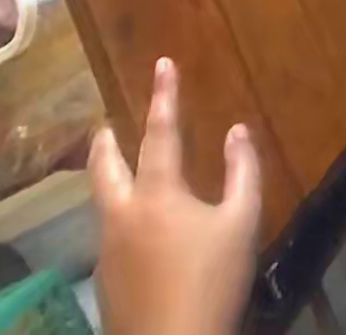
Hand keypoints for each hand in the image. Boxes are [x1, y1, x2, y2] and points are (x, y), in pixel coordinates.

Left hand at [90, 58, 262, 334]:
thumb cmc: (212, 278)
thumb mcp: (243, 219)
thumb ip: (243, 170)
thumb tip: (237, 131)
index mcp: (157, 195)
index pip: (160, 133)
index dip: (164, 95)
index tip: (162, 63)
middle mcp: (123, 216)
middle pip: (105, 170)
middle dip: (105, 143)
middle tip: (105, 123)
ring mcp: (109, 251)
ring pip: (102, 201)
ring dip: (108, 175)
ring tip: (119, 165)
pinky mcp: (107, 282)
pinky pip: (110, 228)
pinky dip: (118, 208)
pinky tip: (138, 221)